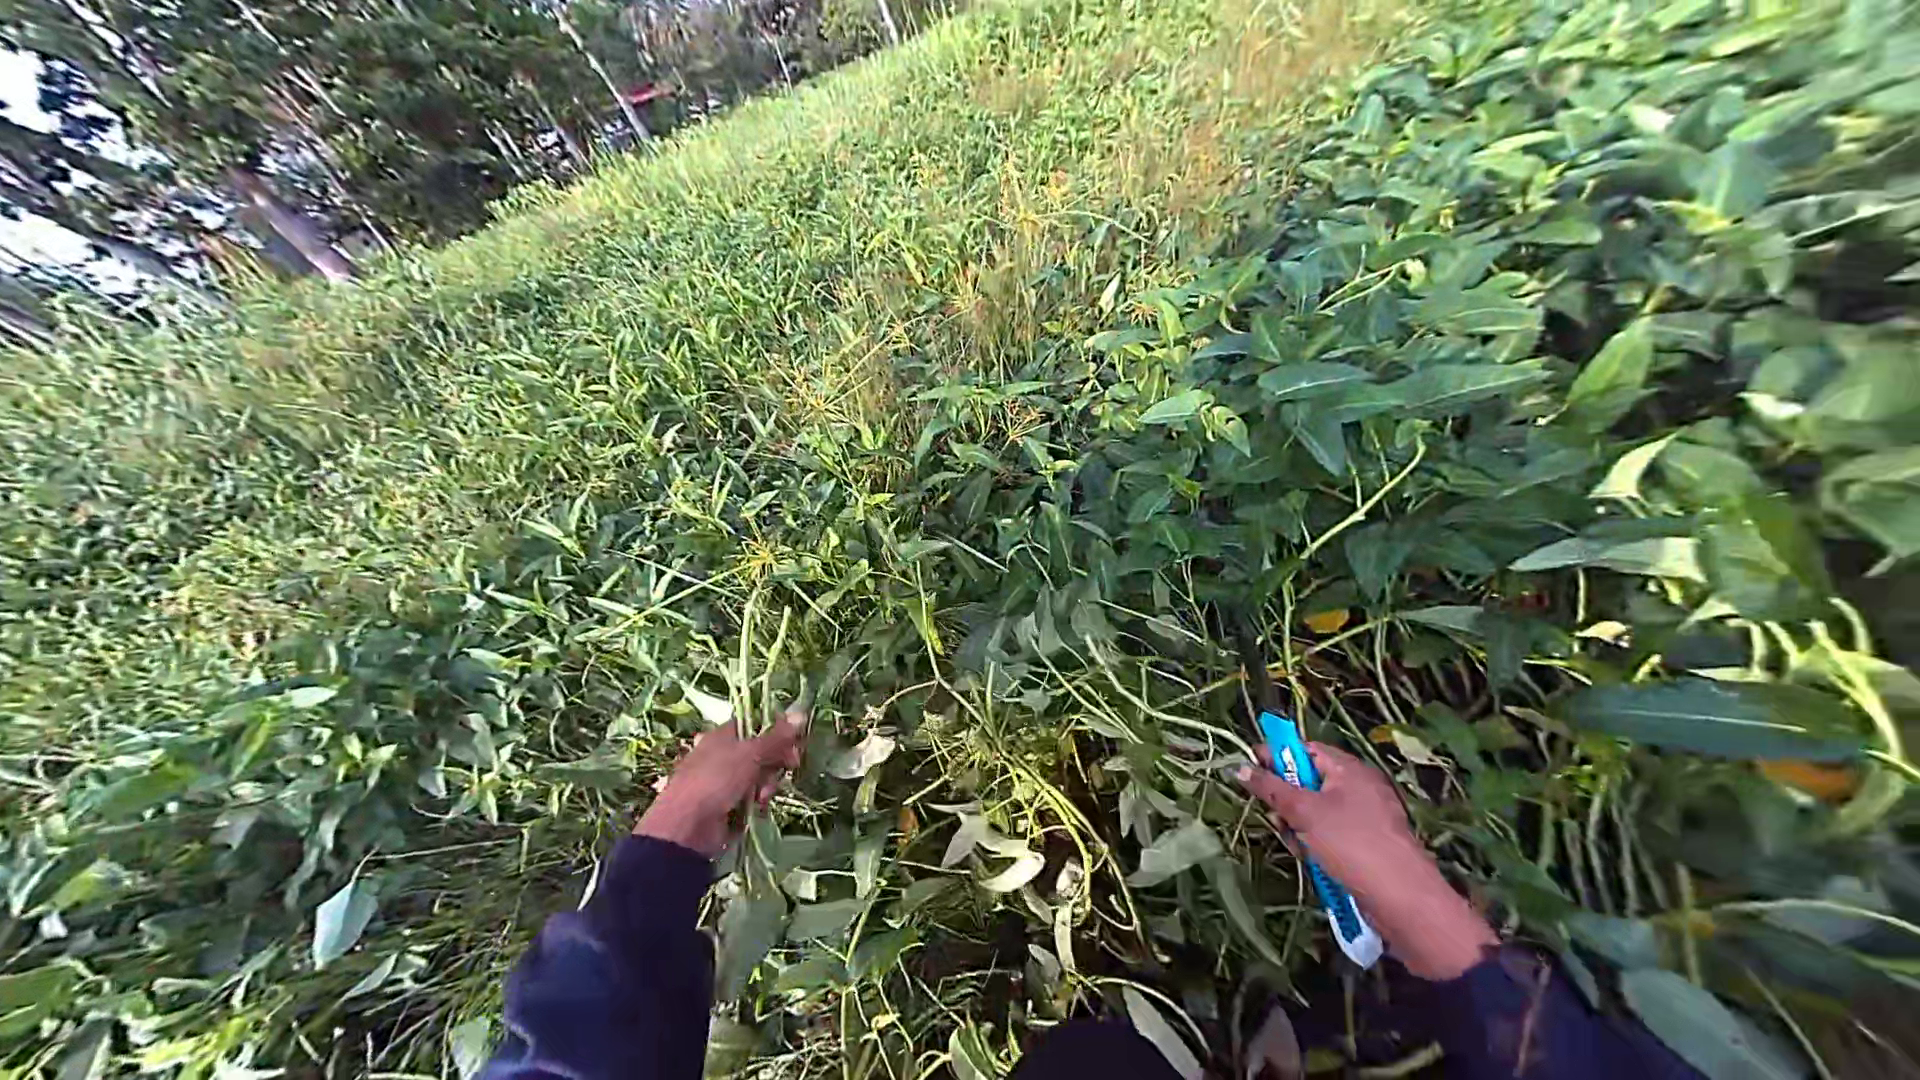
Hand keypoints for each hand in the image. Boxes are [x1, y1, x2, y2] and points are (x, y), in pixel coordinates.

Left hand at [635, 710, 806, 856]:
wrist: (686, 828)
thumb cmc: (716, 780)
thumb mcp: (749, 754)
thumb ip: (777, 737)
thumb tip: (801, 713)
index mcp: (723, 735)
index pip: (757, 724)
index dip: (778, 730)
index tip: (795, 740)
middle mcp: (724, 755)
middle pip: (762, 750)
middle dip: (776, 760)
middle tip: (790, 766)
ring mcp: (725, 780)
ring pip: (760, 775)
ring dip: (767, 784)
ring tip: (762, 795)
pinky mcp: (728, 804)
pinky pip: (752, 795)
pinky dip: (757, 800)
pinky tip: (756, 807)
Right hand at [1235, 741, 1496, 979]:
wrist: (1404, 902)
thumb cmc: (1352, 844)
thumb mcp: (1302, 811)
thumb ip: (1269, 787)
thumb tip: (1239, 766)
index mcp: (1348, 769)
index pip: (1304, 749)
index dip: (1276, 756)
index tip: (1251, 769)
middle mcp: (1359, 787)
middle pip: (1307, 780)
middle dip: (1285, 798)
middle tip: (1276, 816)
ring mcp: (1365, 816)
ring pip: (1315, 809)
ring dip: (1297, 823)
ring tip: (1296, 842)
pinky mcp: (1367, 843)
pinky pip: (1329, 830)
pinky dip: (1314, 839)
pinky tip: (1310, 856)